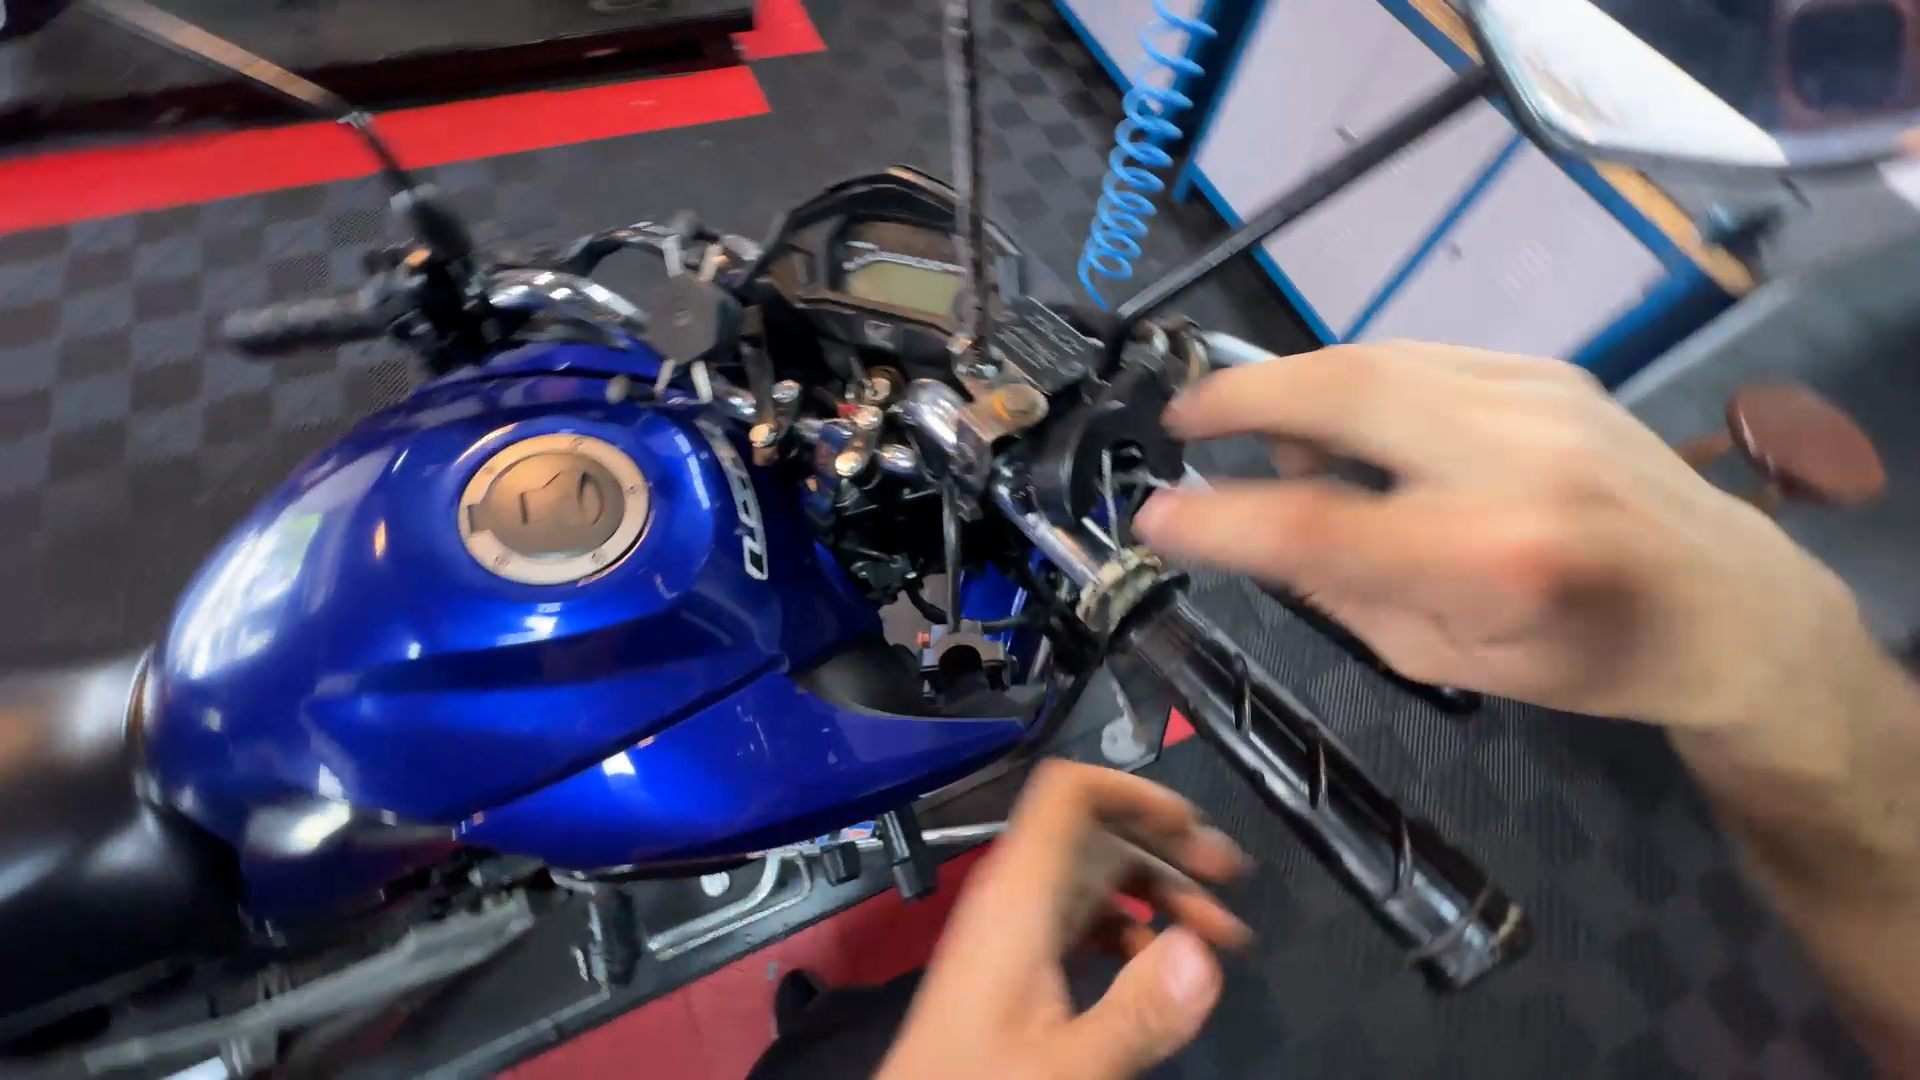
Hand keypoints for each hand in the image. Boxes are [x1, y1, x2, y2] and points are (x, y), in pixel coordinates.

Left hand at [876, 762, 1249, 1079]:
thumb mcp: (1066, 1065)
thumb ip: (1135, 1014)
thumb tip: (1204, 955)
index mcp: (1022, 891)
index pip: (1069, 794)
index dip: (1129, 791)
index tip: (1189, 823)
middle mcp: (1021, 889)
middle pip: (1097, 832)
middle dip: (1165, 844)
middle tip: (1229, 876)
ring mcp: (1021, 919)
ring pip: (1098, 875)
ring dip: (1158, 890)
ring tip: (1222, 933)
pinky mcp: (1023, 951)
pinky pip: (1086, 915)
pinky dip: (1132, 925)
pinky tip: (1162, 965)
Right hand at [1135, 342, 1868, 733]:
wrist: (1732, 607)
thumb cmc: (1576, 659)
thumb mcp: (1434, 654)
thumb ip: (1334, 585)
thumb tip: (1244, 526)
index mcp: (1493, 560)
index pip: (1314, 526)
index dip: (1216, 520)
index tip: (1152, 517)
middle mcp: (1519, 457)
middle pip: (1343, 391)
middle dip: (1239, 394)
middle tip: (1180, 417)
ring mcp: (1537, 395)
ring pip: (1368, 358)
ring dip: (1286, 386)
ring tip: (1254, 429)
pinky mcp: (1542, 368)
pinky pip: (1407, 357)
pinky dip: (1342, 384)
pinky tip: (1330, 420)